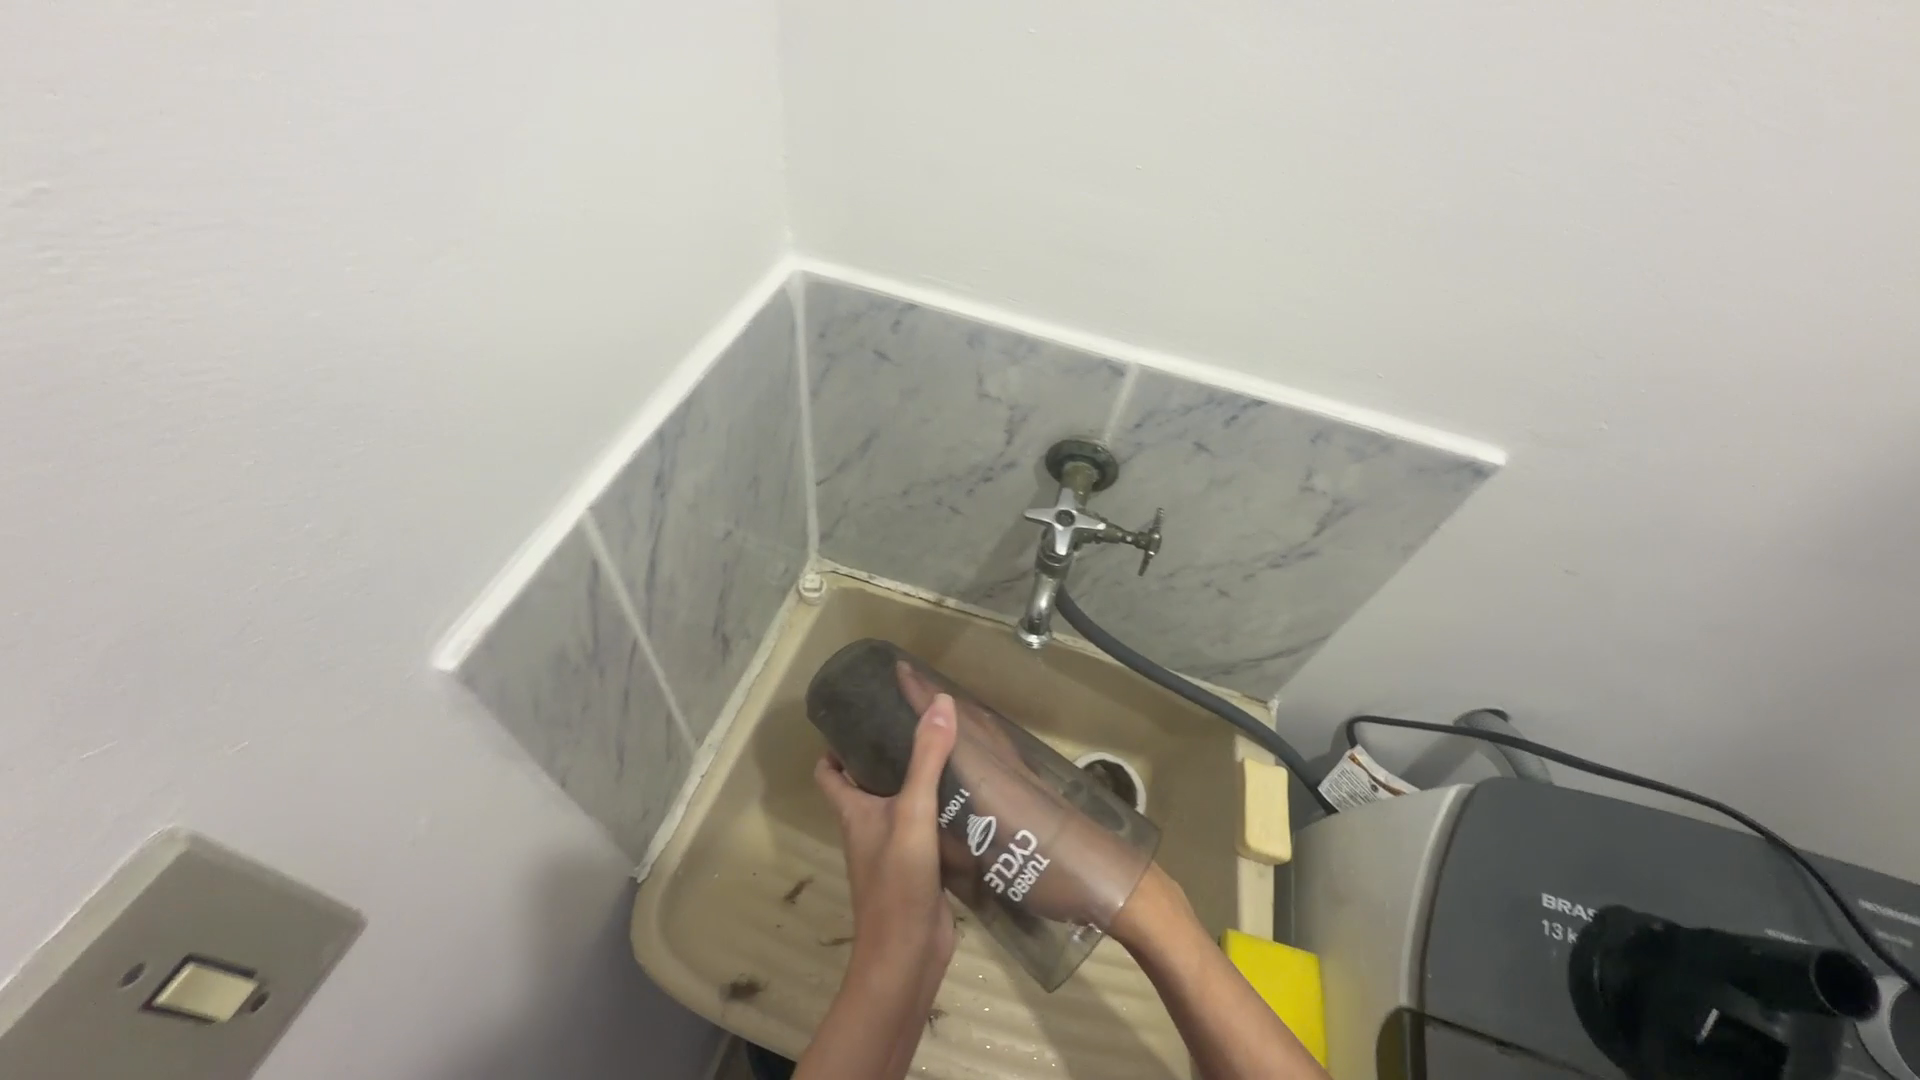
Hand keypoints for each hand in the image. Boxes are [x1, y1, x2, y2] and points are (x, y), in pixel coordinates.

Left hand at [814, 692, 960, 982]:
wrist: (908, 955)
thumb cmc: (898, 880)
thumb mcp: (913, 811)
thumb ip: (927, 758)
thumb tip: (941, 702)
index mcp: (853, 811)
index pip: (829, 772)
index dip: (835, 745)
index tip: (860, 717)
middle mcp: (868, 827)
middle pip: (868, 783)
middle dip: (886, 755)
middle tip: (918, 725)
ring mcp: (893, 849)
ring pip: (900, 806)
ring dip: (917, 783)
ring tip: (948, 752)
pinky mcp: (919, 868)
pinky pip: (927, 830)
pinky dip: (941, 812)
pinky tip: (968, 798)